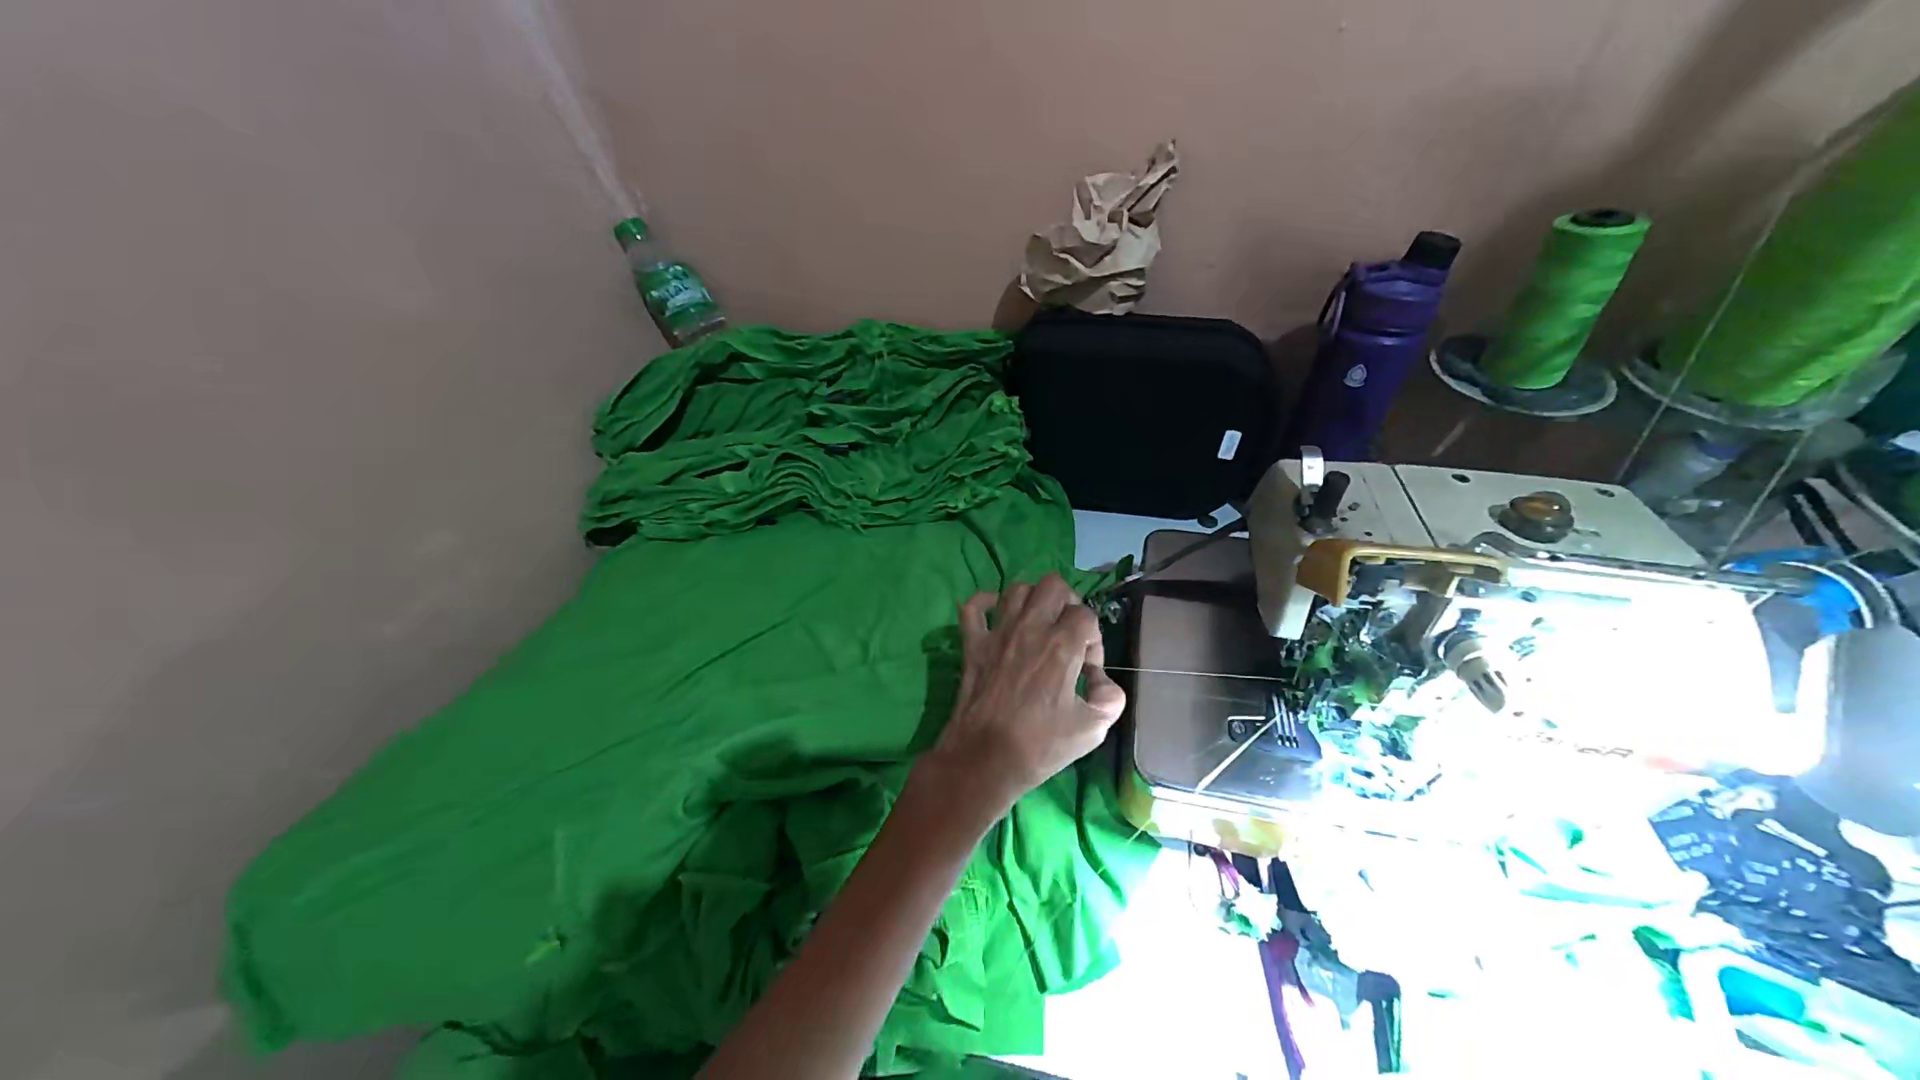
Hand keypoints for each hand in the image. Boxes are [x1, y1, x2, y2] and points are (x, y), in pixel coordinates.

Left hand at [920, 574, 1126, 815]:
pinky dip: (985, 604)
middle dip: (1067, 603)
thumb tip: (1102, 682)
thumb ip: (1109, 697)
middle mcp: (1029, 628)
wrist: (985, 758)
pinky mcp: (972, 644)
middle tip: (1068, 633)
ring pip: (1016, 589)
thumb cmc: (1040, 746)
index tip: (1088, 669)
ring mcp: (997, 633)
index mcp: (1061, 646)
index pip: (1086, 615)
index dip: (1094, 639)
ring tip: (1039, 625)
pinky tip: (997, 617)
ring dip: (1032, 600)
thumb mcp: (1093, 729)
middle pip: (1053, 585)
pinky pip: (972, 607)